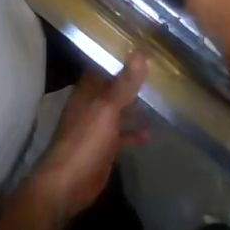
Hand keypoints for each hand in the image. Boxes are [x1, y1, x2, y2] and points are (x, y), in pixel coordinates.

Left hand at [26, 54, 148, 220]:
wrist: (68, 185)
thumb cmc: (85, 140)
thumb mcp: (107, 109)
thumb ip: (124, 83)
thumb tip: (141, 53)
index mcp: (88, 90)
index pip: (104, 64)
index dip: (121, 54)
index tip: (144, 45)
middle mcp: (92, 103)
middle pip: (114, 86)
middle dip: (133, 79)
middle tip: (159, 69)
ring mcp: (98, 125)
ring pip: (120, 109)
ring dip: (136, 105)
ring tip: (161, 97)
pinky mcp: (105, 146)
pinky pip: (123, 134)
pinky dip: (134, 132)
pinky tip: (150, 133)